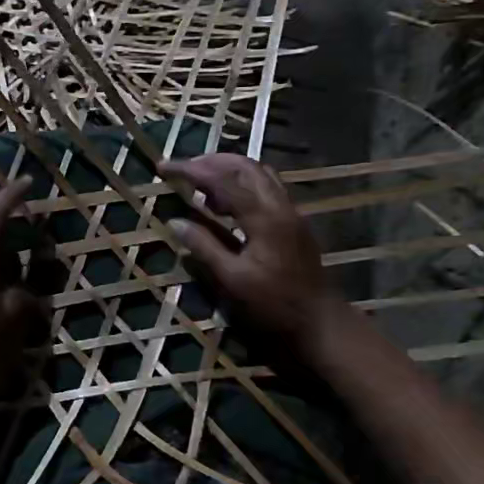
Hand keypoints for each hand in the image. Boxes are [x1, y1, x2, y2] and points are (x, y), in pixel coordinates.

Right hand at [158, 155, 344, 348]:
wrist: (319, 321)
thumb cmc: (274, 304)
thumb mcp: (232, 280)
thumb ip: (204, 247)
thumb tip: (174, 221)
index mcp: (263, 217)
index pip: (222, 179)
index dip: (191, 170)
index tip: (164, 167)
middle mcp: (279, 204)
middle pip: (244, 165)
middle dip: (211, 161)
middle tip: (183, 170)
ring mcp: (290, 210)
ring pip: (258, 172)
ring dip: (228, 170)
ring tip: (201, 185)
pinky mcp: (293, 219)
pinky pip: (266, 186)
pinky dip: (242, 183)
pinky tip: (225, 203)